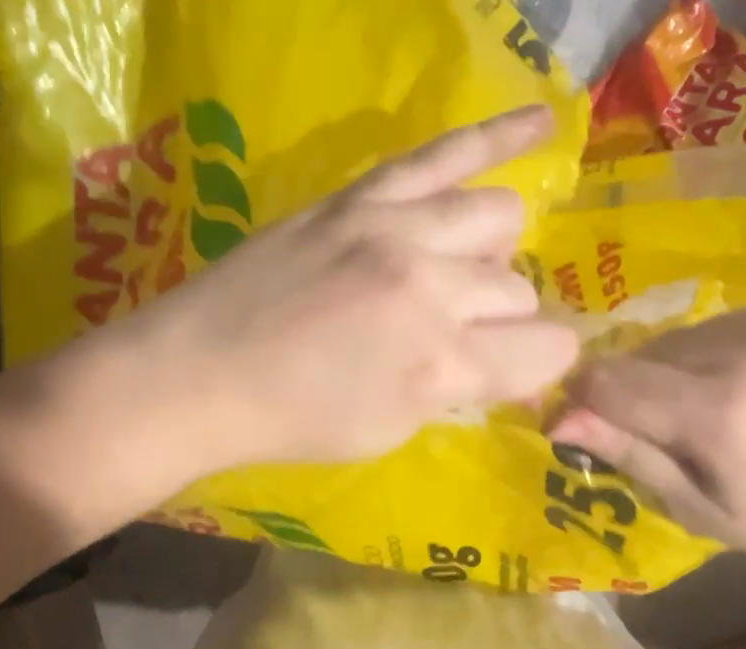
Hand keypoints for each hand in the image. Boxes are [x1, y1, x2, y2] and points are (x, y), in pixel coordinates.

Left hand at [105, 105, 580, 467]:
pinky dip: (499, 136)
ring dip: (489, 256)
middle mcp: (430, 289)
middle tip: (452, 340)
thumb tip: (492, 360)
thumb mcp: (388, 432)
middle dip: (500, 322)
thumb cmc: (292, 421)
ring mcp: (395, 230)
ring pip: (496, 220)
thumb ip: (452, 390)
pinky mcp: (358, 197)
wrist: (199, 374)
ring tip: (453, 276)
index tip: (507, 374)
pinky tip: (542, 120)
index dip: (535, 367)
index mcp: (439, 365)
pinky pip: (442, 152)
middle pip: (517, 291)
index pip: (546, 350)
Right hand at [549, 305, 745, 574]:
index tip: (573, 429)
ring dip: (659, 377)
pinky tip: (722, 392)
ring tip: (692, 419)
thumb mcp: (696, 508)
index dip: (581, 403)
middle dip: (624, 395)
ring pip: (669, 342)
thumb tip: (561, 421)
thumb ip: (630, 456)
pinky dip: (694, 361)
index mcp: (723, 411)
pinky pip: (704, 330)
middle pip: (638, 359)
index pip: (613, 383)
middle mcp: (745, 350)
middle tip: (650, 438)